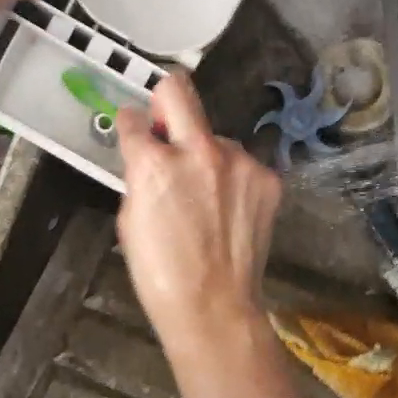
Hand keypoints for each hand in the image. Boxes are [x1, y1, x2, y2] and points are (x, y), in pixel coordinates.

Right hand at [116, 72, 283, 345]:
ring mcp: (240, 163)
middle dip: (166, 101)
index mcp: (154, 165)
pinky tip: (228, 211)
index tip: (136, 131)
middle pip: (178, 89)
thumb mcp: (130, 221)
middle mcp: (199, 152)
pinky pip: (243, 164)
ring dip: (206, 155)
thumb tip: (148, 156)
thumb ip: (140, 177)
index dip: (131, 126)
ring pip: (216, 137)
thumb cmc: (160, 274)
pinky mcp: (267, 179)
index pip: (134, 120)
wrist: (213, 307)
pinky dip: (233, 179)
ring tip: (205, 197)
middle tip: (166, 128)